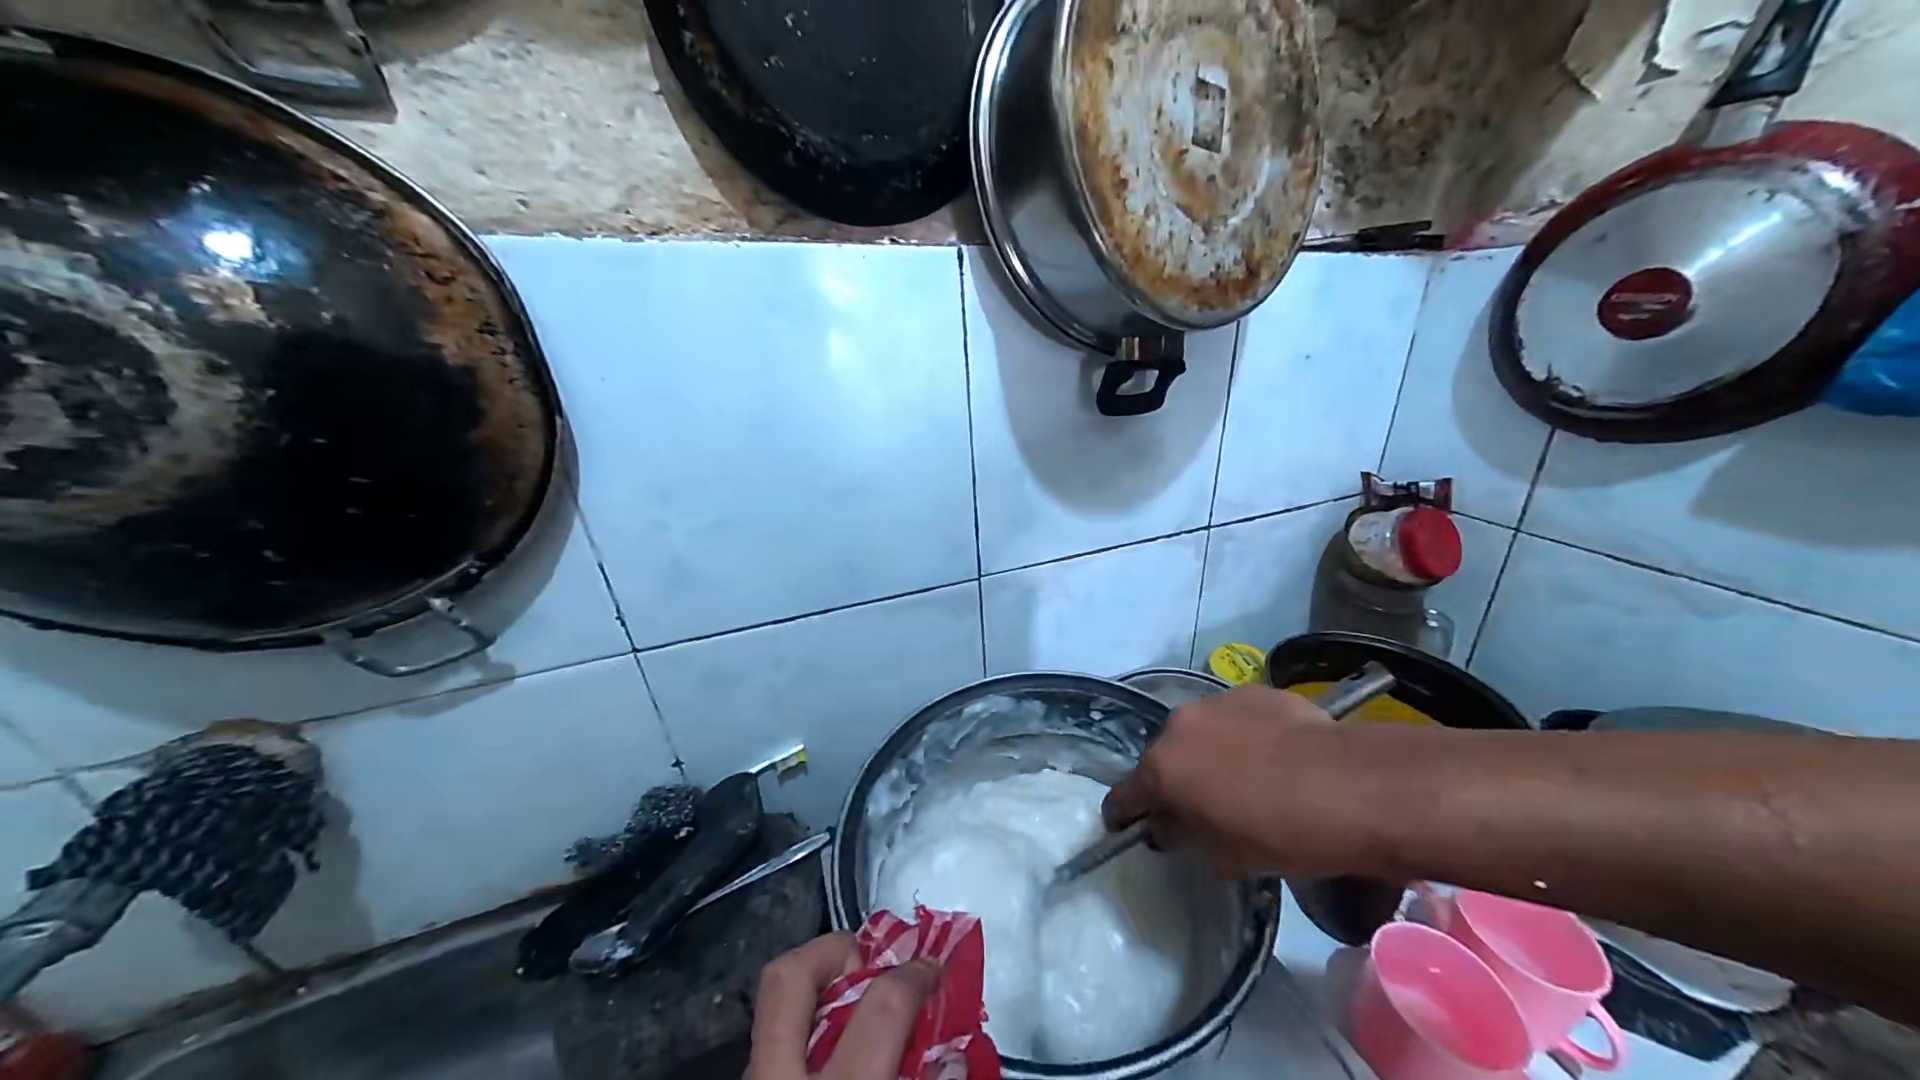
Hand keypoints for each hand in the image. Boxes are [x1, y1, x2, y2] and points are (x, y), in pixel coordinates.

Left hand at [748, 932, 939, 1079]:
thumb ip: (924, 1079)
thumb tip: (950, 1053)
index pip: (881, 1007)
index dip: (914, 977)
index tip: (931, 970)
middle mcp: (781, 1077)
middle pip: (789, 977)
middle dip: (834, 950)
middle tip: (873, 965)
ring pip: (772, 1003)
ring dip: (816, 987)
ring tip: (855, 1002)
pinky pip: (771, 1040)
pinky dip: (804, 1028)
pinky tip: (832, 1049)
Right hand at [1103, 684, 1382, 878]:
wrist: (1348, 785)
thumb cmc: (1280, 833)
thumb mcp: (1224, 856)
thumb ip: (1185, 836)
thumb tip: (1171, 825)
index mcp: (1161, 769)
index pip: (1124, 796)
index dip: (1123, 816)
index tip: (1127, 827)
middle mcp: (1178, 727)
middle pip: (1164, 757)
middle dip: (1175, 780)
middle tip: (1202, 804)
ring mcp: (1216, 702)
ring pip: (1200, 732)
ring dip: (1209, 752)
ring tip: (1245, 774)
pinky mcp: (1252, 691)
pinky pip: (1236, 717)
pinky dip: (1244, 734)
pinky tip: (1276, 753)